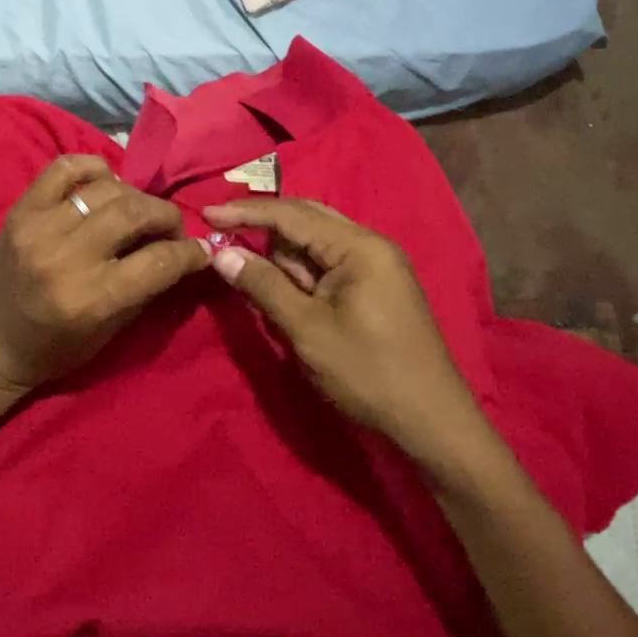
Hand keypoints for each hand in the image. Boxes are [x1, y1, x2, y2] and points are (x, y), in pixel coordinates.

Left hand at [0, 155, 209, 395]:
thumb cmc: (55, 350)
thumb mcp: (110, 332)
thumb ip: (147, 289)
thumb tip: (184, 252)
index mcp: (89, 299)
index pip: (159, 261)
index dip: (191, 253)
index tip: (201, 251)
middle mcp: (64, 257)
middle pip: (136, 213)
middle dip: (167, 217)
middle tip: (172, 229)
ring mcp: (39, 227)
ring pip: (106, 188)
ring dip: (135, 196)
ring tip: (138, 212)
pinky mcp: (21, 209)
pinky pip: (65, 168)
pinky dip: (94, 168)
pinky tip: (105, 185)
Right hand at [204, 199, 493, 478]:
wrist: (432, 423)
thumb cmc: (368, 373)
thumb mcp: (307, 330)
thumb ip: (263, 285)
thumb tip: (221, 253)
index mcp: (359, 246)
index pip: (291, 214)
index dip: (245, 213)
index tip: (204, 215)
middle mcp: (371, 245)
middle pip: (306, 220)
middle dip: (263, 231)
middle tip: (221, 238)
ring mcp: (377, 266)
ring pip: (315, 244)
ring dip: (282, 259)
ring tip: (252, 278)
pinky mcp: (377, 288)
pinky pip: (329, 265)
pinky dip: (301, 275)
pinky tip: (284, 292)